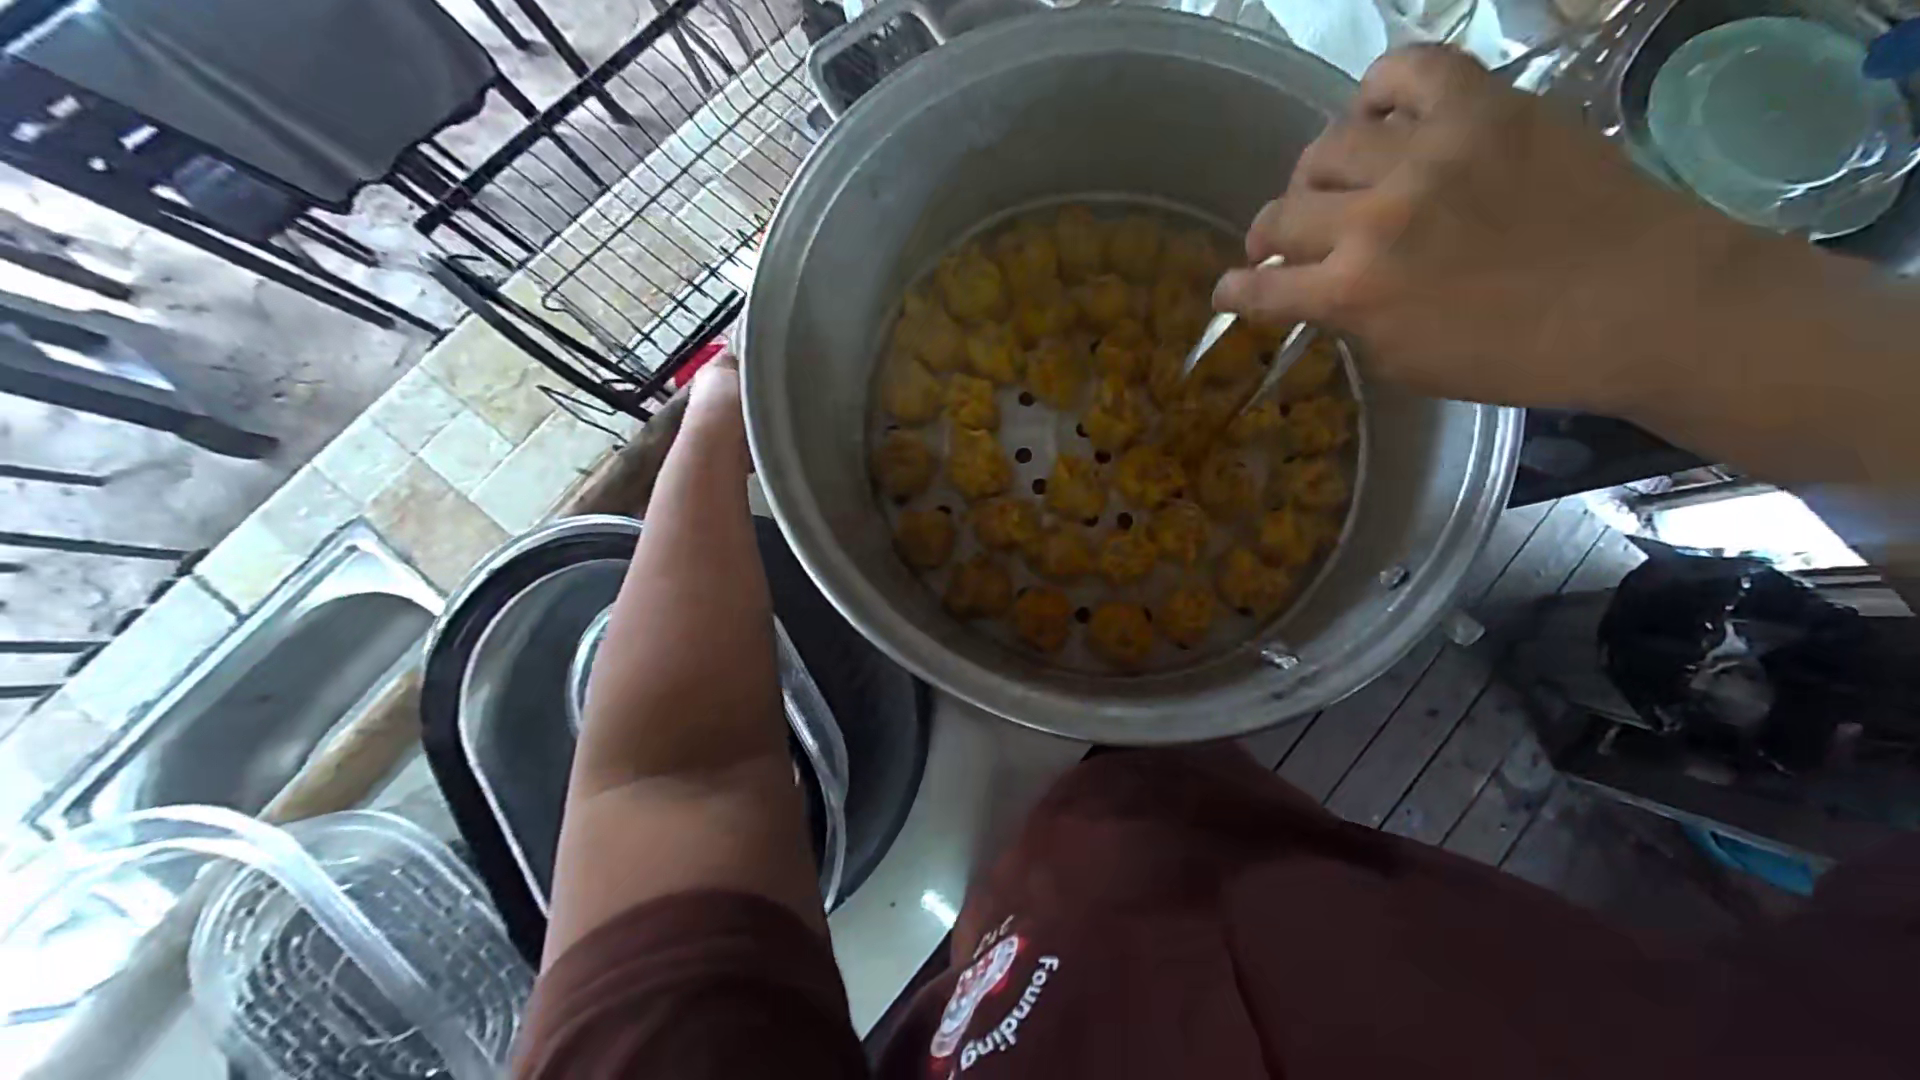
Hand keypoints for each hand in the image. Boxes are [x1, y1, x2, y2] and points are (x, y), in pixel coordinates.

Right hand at [1213, 45, 1774, 414]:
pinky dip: (1379, 91)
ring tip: (1333, 186)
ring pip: (1324, 146)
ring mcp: (1428, 156)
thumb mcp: (1401, 362)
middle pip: (1280, 214)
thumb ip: (1348, 321)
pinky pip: (1407, 71)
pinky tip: (1380, 117)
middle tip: (1281, 245)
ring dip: (1313, 177)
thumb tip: (1321, 292)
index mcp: (1353, 293)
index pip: (1260, 288)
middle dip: (1266, 238)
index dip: (1233, 293)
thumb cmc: (1511, 356)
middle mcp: (1374, 220)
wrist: (1641, 303)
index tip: (1226, 292)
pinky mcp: (1484, 108)